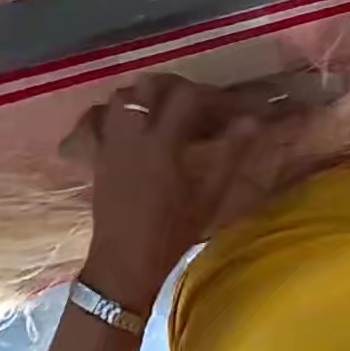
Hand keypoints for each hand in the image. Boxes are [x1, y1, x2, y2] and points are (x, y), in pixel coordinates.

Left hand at [70, 74, 303, 310]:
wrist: (124, 264)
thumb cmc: (171, 235)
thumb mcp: (208, 198)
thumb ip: (230, 155)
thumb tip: (253, 122)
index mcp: (161, 145)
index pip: (188, 98)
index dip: (213, 96)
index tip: (230, 107)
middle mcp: (131, 135)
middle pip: (150, 86)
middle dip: (178, 87)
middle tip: (200, 105)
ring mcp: (109, 143)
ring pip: (122, 96)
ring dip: (146, 95)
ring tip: (168, 111)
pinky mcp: (96, 156)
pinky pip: (98, 119)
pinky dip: (115, 112)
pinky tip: (131, 124)